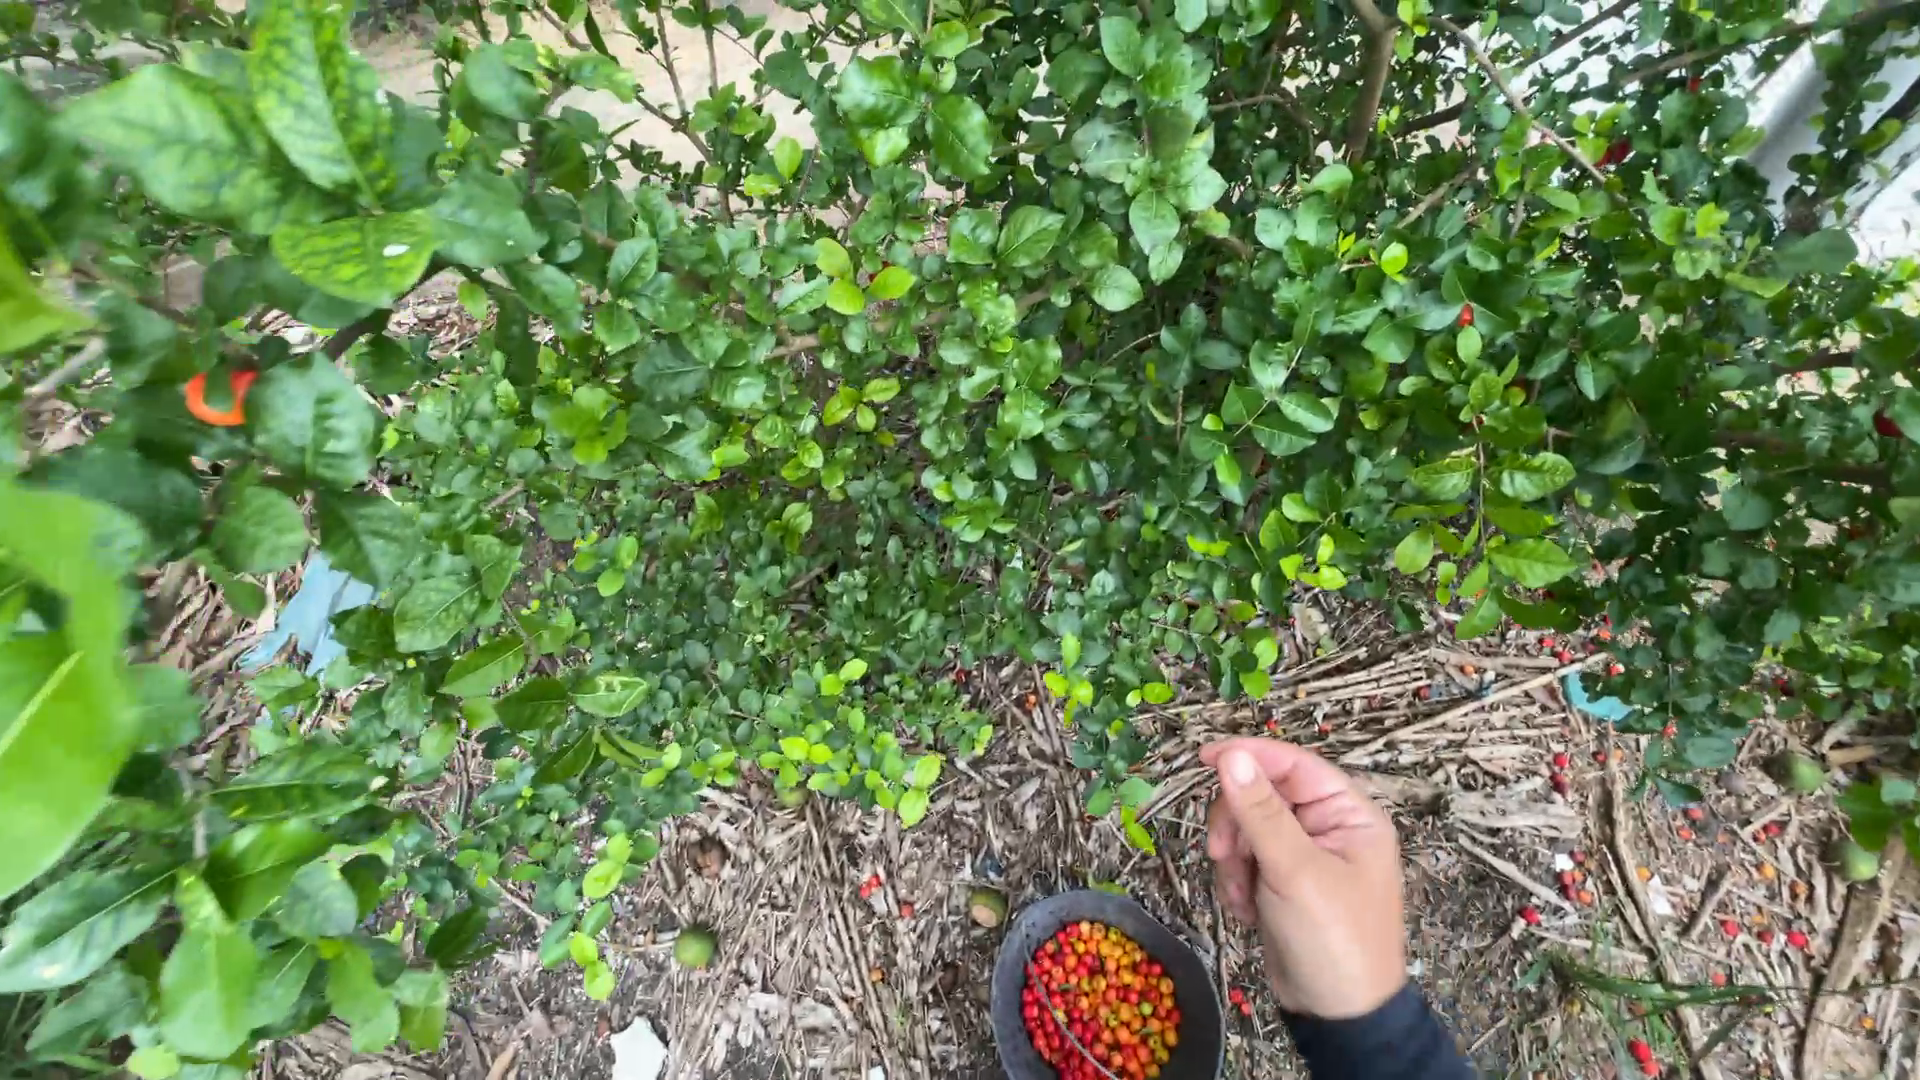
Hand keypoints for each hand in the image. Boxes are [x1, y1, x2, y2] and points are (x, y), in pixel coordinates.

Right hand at [1201, 737, 1407, 1018]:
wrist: (1336, 1018)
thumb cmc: (1332, 939)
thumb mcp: (1295, 871)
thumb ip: (1260, 811)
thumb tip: (1231, 755)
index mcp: (1349, 814)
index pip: (1292, 764)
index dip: (1249, 755)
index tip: (1204, 757)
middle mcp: (1328, 826)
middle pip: (1262, 793)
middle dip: (1236, 824)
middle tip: (1222, 854)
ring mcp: (1303, 852)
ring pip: (1245, 824)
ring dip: (1233, 857)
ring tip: (1241, 893)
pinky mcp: (1281, 877)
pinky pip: (1243, 854)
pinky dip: (1236, 878)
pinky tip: (1246, 907)